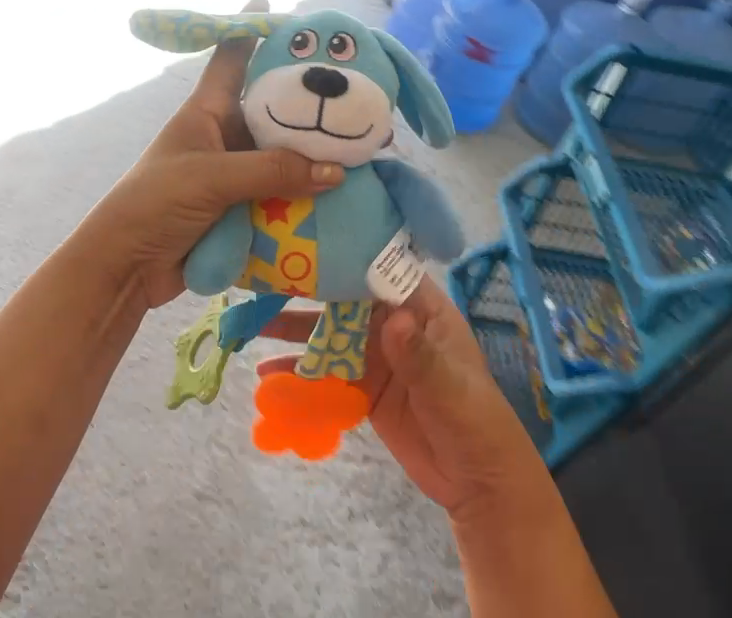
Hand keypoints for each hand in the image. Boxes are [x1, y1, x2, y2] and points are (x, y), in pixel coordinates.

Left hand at [77, 0, 342, 309]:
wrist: (127, 267)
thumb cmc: (154, 204)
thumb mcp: (211, 178)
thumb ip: (271, 171)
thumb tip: (336, 170)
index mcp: (206, 112)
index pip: (230, 58)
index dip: (247, 27)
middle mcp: (224, 136)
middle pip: (272, 109)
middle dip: (309, 103)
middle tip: (357, 93)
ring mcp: (235, 173)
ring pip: (284, 155)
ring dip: (317, 154)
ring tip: (367, 148)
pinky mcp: (243, 209)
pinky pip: (283, 193)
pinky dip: (310, 192)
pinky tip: (346, 191)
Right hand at [259, 278, 547, 522]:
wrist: (478, 483)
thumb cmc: (476, 423)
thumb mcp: (450, 389)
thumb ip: (419, 357)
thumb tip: (393, 320)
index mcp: (423, 311)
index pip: (381, 273)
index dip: (346, 258)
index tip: (305, 247)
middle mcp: (396, 326)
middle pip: (345, 302)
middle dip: (306, 295)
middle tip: (262, 286)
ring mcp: (378, 358)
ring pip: (329, 337)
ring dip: (294, 334)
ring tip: (252, 329)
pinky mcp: (364, 390)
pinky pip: (327, 375)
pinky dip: (299, 374)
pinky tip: (269, 377)